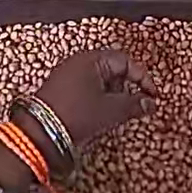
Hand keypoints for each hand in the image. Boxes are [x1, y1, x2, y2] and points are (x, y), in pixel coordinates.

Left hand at [32, 48, 155, 151]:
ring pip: (100, 79)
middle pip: (113, 68)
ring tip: (114, 114)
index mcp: (92, 59)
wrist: (38, 133)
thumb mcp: (109, 111)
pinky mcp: (61, 87)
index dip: (142, 78)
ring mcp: (68, 73)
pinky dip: (98, 98)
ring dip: (112, 94)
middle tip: (132, 106)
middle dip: (126, 87)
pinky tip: (98, 115)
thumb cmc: (76, 115)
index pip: (125, 61)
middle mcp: (79, 61)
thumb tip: (151, 104)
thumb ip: (133, 104)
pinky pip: (88, 86)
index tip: (152, 96)